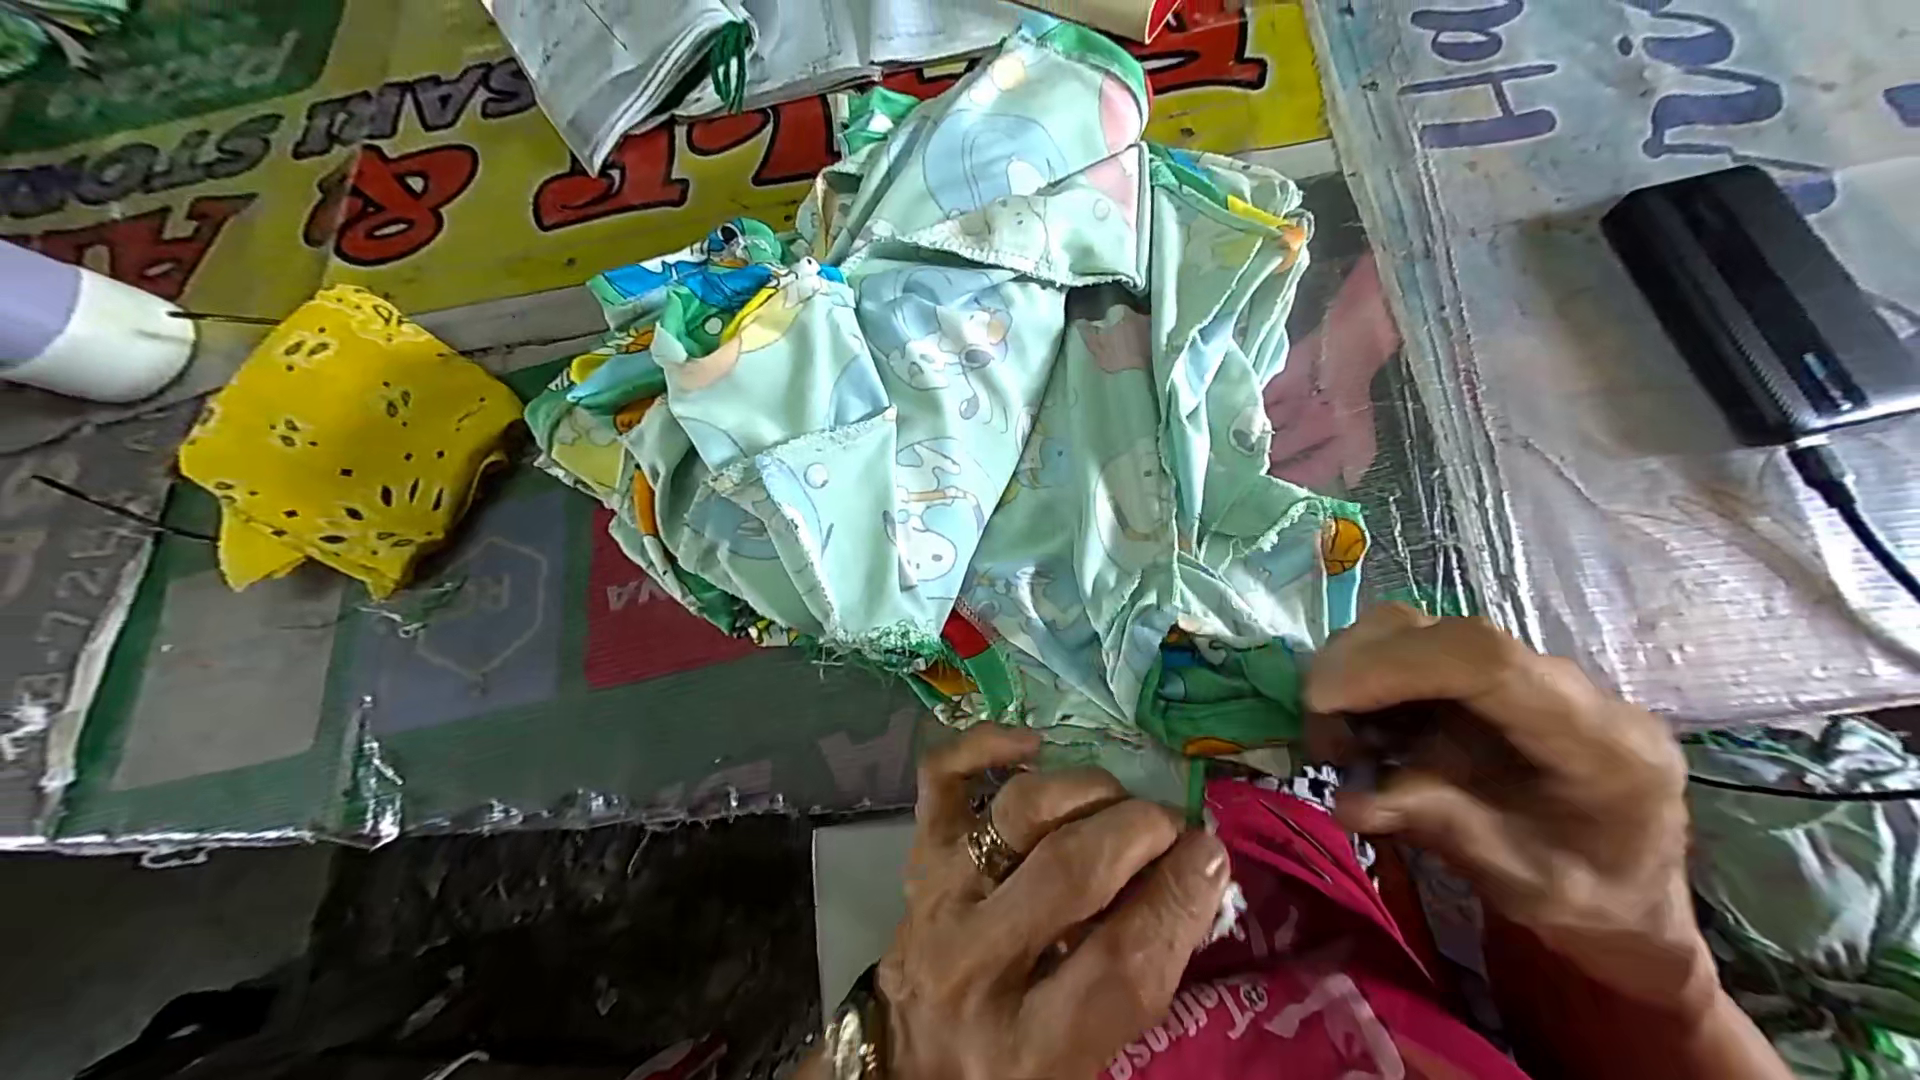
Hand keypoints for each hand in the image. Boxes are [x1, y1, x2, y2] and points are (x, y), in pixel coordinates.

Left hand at [877, 725, 1228, 1079]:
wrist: (912, 1056)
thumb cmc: (1014, 1061)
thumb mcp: (1086, 1051)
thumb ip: (1138, 970)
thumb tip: (1196, 868)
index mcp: (1031, 1046)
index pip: (1121, 961)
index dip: (1178, 897)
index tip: (1210, 853)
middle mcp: (976, 962)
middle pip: (1071, 869)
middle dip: (1138, 831)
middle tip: (1169, 824)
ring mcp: (941, 894)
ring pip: (1020, 810)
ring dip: (1086, 791)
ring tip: (1116, 800)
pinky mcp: (921, 851)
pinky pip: (944, 775)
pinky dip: (987, 745)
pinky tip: (1033, 745)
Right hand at [1305, 606, 1712, 1017]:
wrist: (1618, 889)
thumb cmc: (1581, 894)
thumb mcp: (1520, 882)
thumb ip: (1441, 829)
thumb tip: (1346, 803)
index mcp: (1597, 740)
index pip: (1484, 661)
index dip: (1389, 668)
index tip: (1321, 703)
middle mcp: (1557, 685)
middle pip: (1429, 631)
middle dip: (1350, 671)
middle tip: (1320, 737)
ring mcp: (1511, 669)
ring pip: (1404, 629)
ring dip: (1346, 674)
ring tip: (1337, 740)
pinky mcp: (1475, 671)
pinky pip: (1397, 647)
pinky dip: (1356, 681)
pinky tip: (1357, 729)